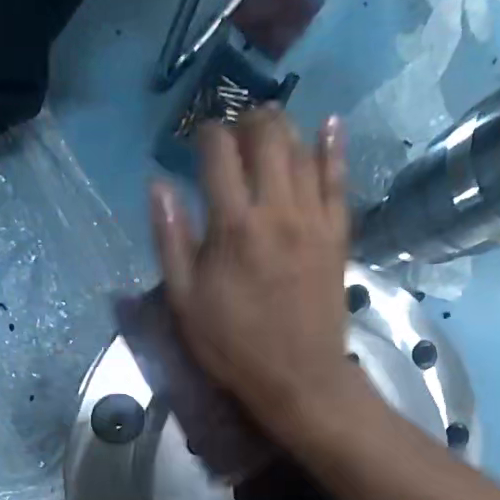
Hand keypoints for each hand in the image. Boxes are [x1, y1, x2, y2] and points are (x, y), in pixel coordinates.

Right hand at [149, 107, 361, 434]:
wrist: (300, 379)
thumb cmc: (235, 346)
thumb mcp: (186, 302)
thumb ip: (170, 240)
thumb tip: (159, 185)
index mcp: (234, 226)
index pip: (219, 151)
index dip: (205, 136)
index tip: (198, 146)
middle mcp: (277, 210)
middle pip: (267, 136)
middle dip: (247, 121)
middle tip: (236, 134)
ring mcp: (314, 220)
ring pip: (303, 151)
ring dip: (283, 129)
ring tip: (268, 132)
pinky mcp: (338, 235)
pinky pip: (340, 182)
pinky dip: (335, 149)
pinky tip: (330, 124)